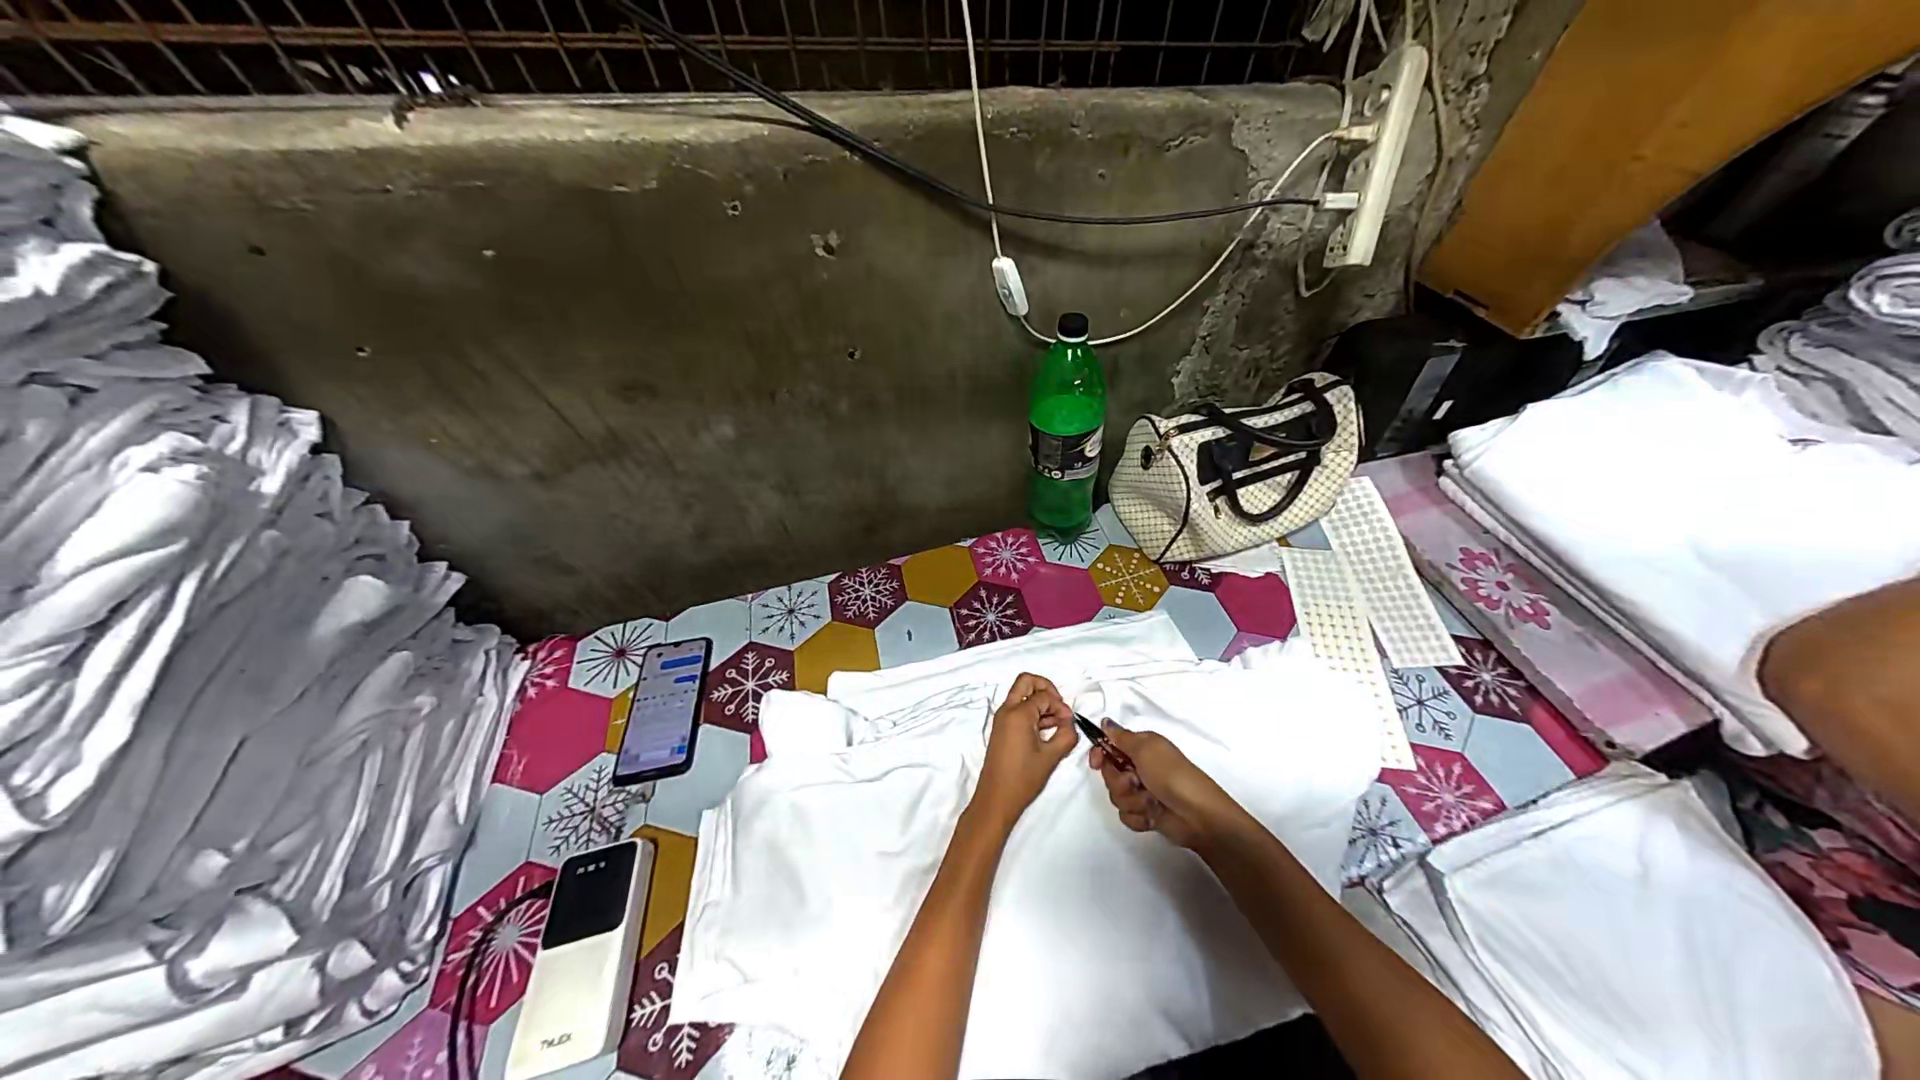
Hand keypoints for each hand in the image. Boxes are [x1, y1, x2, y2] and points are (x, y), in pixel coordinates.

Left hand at [971, 674, 1078, 828]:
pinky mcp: (1001, 729)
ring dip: (1040, 702)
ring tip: (1057, 724)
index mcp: (1018, 714)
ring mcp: (1001, 719)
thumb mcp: (1051, 756)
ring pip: (1022, 695)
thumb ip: (1066, 734)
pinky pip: (1018, 709)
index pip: (1044, 696)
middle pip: (1026, 682)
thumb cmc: (1023, 779)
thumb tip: (1069, 722)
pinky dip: (1033, 712)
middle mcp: (1007, 710)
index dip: (1060, 706)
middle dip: (1046, 689)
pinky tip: (1046, 730)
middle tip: (1059, 707)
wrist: (996, 799)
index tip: (1069, 722)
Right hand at [1090, 721, 1249, 850]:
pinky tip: (1152, 816)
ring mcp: (1141, 792)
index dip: (1099, 755)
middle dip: (1119, 781)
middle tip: (1136, 782)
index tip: (1096, 762)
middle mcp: (1138, 768)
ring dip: (1132, 800)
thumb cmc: (1171, 775)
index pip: (1108, 747)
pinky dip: (1139, 817)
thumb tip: (1105, 722)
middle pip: (1109, 774)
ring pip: (1116, 796)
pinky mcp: (1145, 814)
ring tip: (1151, 801)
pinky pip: (1125, 815)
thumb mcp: (1146, 749)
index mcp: (1140, 748)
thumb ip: (1121, 737)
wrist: (1197, 814)